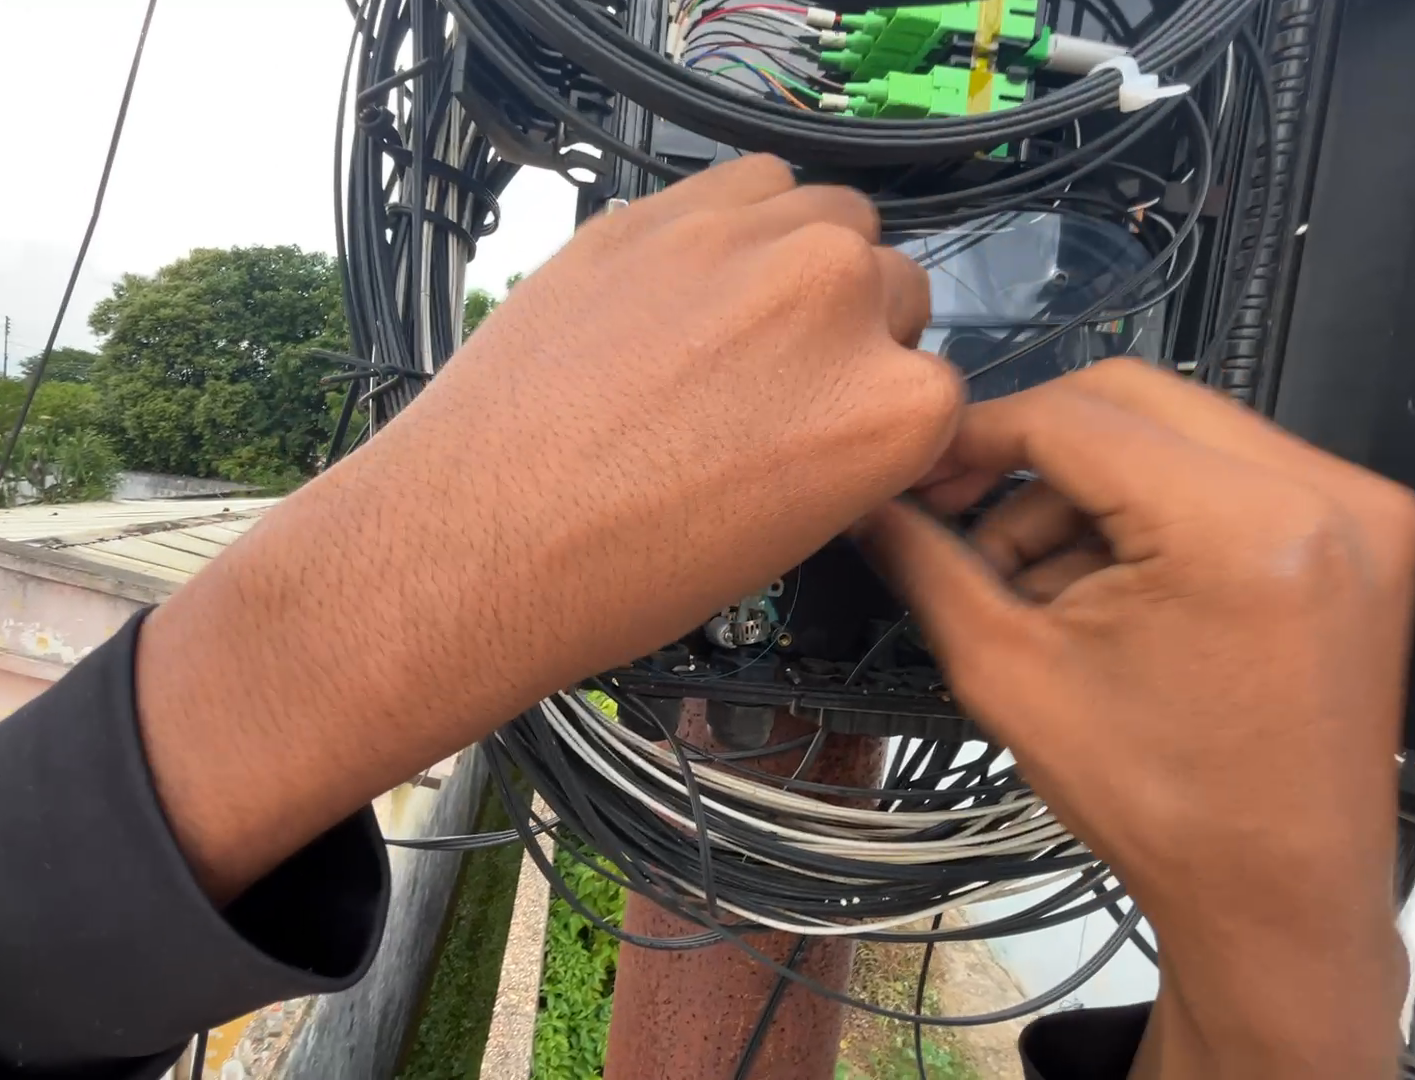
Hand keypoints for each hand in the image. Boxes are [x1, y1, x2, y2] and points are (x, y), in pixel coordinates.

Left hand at [135, 156, 962, 900]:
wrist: (477, 543)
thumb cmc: (616, 576)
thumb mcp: (776, 540)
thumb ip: (840, 455)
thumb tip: (846, 407)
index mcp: (890, 413)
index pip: (936, 389)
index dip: (880, 414)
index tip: (838, 424)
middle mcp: (835, 303)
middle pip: (890, 289)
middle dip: (844, 339)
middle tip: (769, 386)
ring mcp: (742, 244)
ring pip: (822, 222)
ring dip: (793, 271)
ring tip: (723, 336)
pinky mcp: (652, 215)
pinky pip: (739, 193)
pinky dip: (727, 235)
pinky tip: (678, 296)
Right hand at [858, 358, 1414, 1078]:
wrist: (1271, 893)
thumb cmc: (1143, 794)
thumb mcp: (1001, 667)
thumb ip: (921, 562)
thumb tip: (863, 505)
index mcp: (1238, 524)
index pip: (1069, 417)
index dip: (971, 435)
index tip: (913, 471)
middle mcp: (1319, 490)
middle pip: (1123, 399)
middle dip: (1019, 450)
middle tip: (955, 509)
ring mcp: (1350, 508)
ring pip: (1160, 432)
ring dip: (1067, 490)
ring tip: (1020, 577)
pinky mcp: (1348, 535)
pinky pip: (1203, 474)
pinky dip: (1123, 512)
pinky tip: (1080, 585)